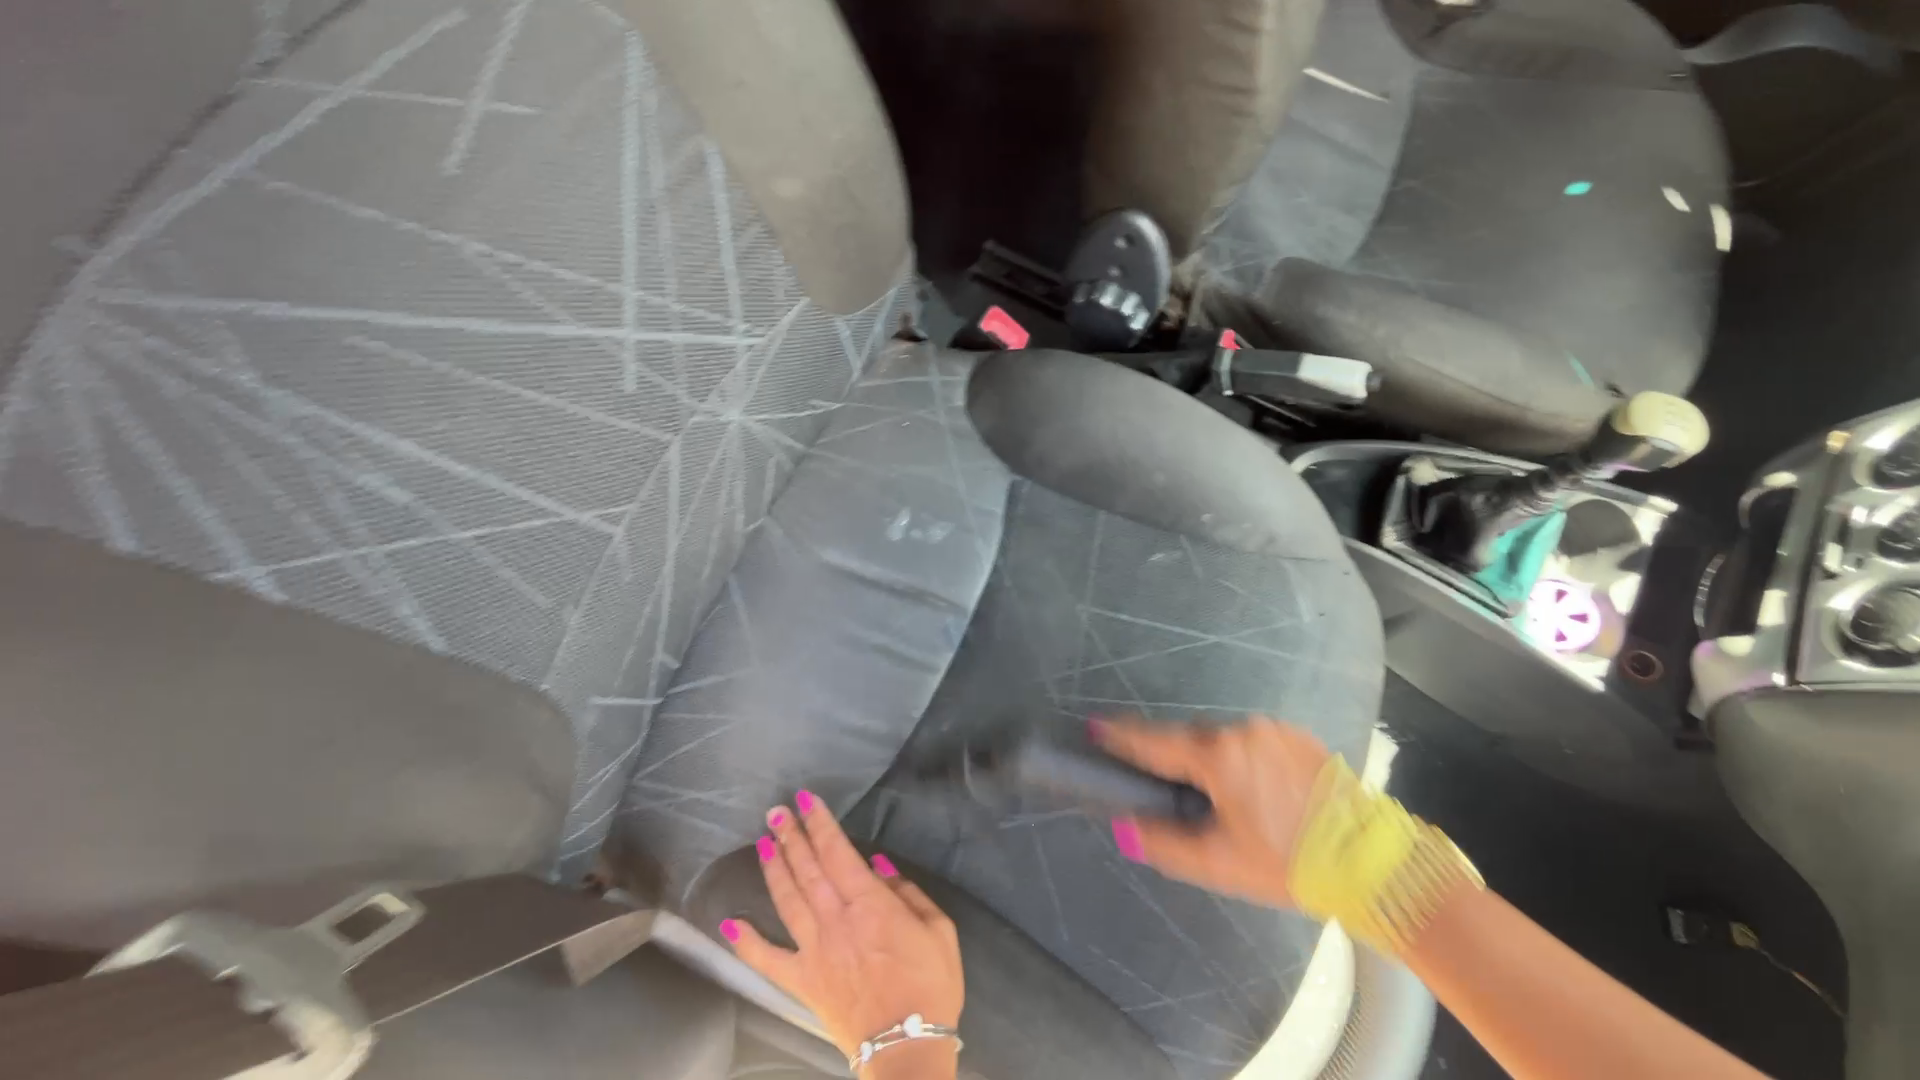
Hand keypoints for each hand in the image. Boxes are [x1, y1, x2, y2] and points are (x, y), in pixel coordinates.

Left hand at [722, 790, 963, 1074]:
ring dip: (773, 869)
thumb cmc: (930, 985)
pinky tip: (729, 923)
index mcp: (870, 904)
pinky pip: (767, 960)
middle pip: (807, 869)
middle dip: (791, 836)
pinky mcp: (801, 981)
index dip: (820, 824)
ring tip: (763, 842)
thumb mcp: (939, 930)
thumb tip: (879, 865)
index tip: (806, 801)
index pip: (837, 852)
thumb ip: (909, 893)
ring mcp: (814, 951)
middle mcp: (835, 920)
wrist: (907, 1045)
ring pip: (787, 900)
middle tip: (776, 811)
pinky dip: (746, 942)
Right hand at [1093, 715, 1331, 907]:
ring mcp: (1277, 730)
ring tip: (1222, 803)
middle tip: (1172, 794)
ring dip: (1214, 762)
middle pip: (1191, 739)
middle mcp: (1245, 730)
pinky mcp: (1302, 738)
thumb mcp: (1218, 863)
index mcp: (1219, 755)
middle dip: (1176, 761)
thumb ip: (1163, 842)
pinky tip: (1257, 794)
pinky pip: (1255, 744)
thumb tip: (1125, 825)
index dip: (1122, 737)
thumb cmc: (1287, 864)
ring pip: (1225, 741)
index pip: (1155, 740)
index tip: (1096, 728)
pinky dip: (1244, 761)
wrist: (1373, 865)